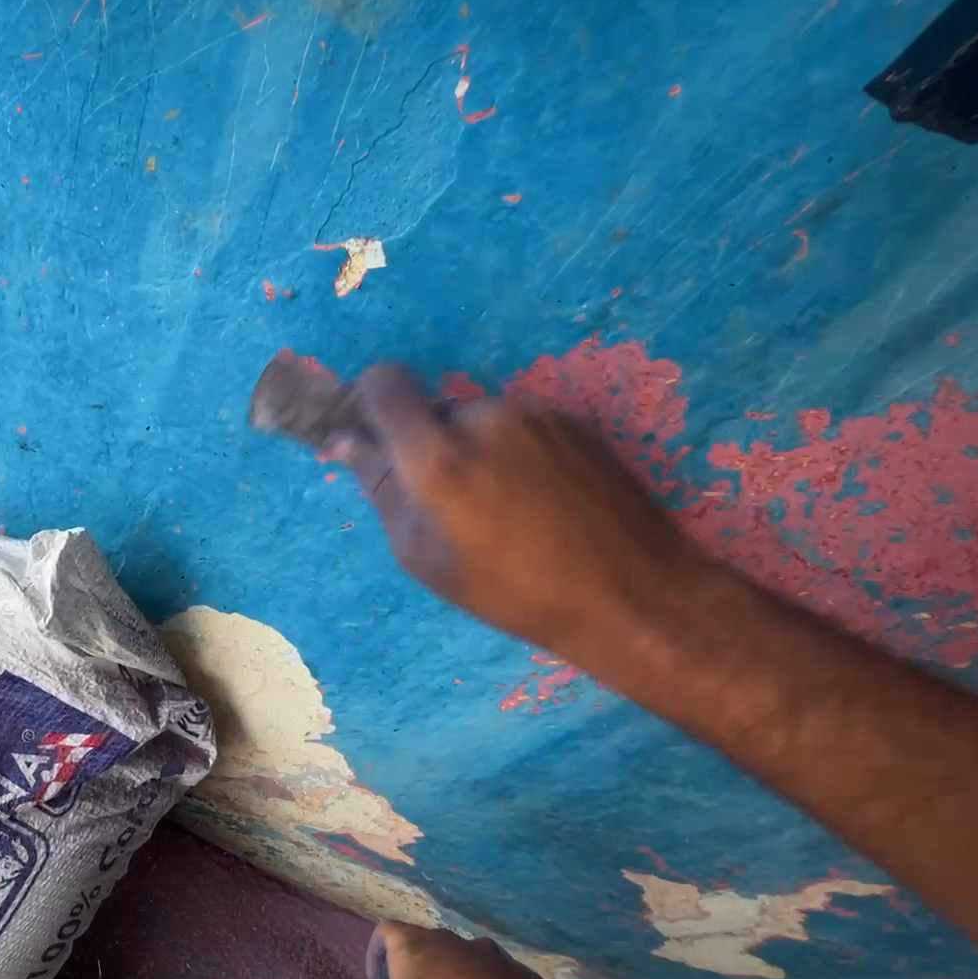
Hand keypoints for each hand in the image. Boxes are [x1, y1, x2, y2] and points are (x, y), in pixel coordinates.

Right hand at [338, 364, 718, 672]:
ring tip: (500, 507)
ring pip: (475, 420)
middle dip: (425, 444)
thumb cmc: (509, 589)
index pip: (384, 383)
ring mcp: (534, 415)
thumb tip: (344, 441)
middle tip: (446, 501)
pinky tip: (538, 501)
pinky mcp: (573, 422)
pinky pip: (517, 428)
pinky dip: (511, 454)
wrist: (634, 595)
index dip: (369, 399)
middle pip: (431, 411)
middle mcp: (484, 417)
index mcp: (437, 454)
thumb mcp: (421, 552)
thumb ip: (379, 486)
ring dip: (471, 451)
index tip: (373, 434)